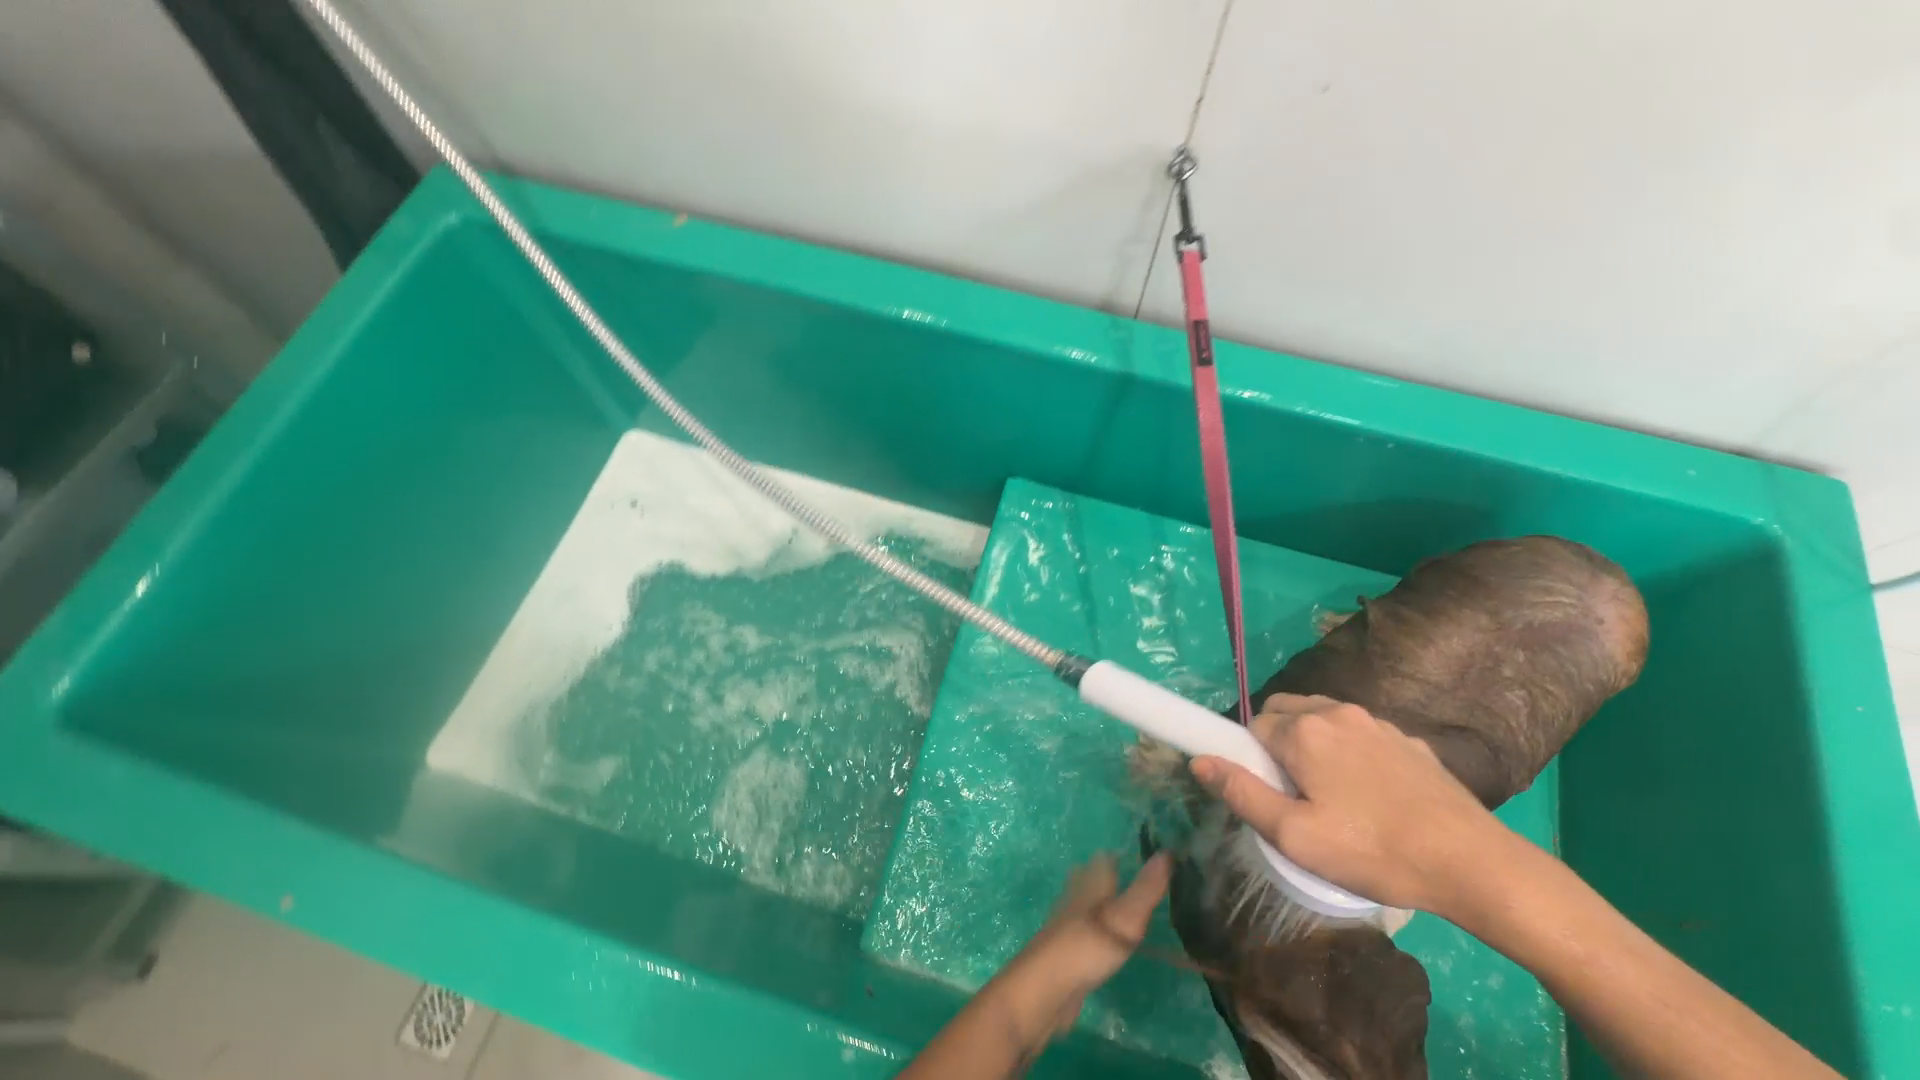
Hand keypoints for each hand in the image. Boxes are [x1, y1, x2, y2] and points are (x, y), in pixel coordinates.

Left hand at [989, 853, 1171, 1040]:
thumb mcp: (1125, 918)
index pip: (1105, 860)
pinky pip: (1082, 931)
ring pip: (1084, 904)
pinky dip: (1095, 930)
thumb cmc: (1087, 947)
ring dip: (1100, 903)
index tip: (1144, 859)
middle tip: (1134, 882)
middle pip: (1089, 878)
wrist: (1045, 989)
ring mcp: (1066, 925)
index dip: (1122, 857)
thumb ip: (1146, 888)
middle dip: (1107, 877)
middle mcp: (1075, 898)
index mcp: (1089, 884)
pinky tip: (1105, 943)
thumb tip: (1167, 852)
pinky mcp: (1064, 951)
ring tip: (1123, 909)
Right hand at [1189, 694, 1512, 917]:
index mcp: (1305, 731)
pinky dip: (1349, 753)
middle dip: (1276, 744)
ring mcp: (1379, 723)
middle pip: (1285, 712)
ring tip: (1331, 798)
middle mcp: (1338, 713)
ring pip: (1323, 720)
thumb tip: (1200, 760)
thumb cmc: (1373, 852)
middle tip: (1293, 797)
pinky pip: (1359, 735)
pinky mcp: (1409, 741)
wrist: (1472, 863)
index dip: (1249, 760)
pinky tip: (1370, 798)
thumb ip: (1242, 793)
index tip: (1266, 795)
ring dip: (1312, 745)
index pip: (1252, 726)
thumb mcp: (1295, 836)